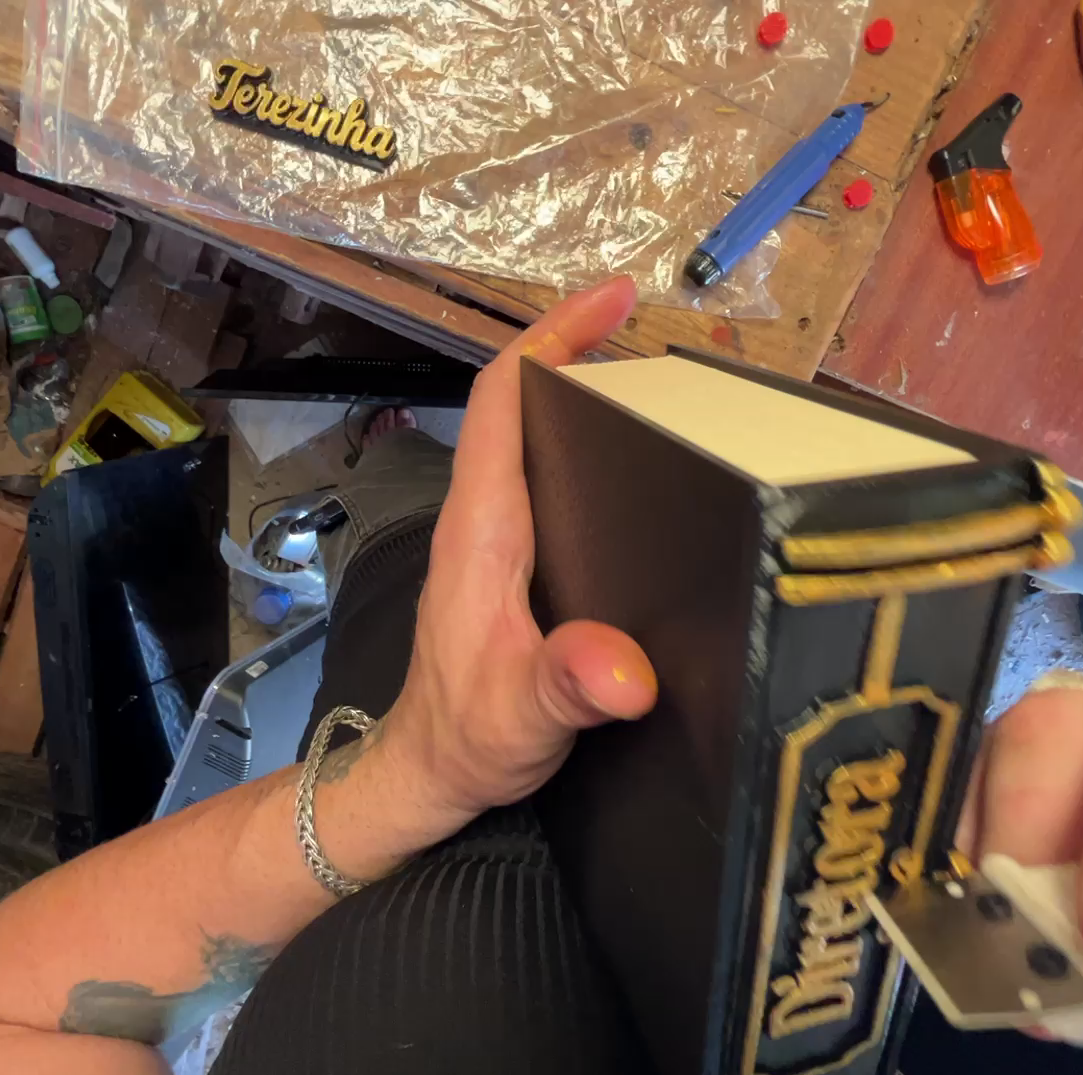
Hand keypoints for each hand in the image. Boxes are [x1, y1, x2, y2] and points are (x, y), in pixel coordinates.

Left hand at [379, 277, 658, 819]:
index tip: (612, 300)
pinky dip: (582, 455)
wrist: (430, 767)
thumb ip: (564, 687)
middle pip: (518, 408)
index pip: (503, 403)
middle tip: (645, 333)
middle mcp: (483, 520)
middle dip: (572, 353)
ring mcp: (494, 541)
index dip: (550, 339)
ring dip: (578, 401)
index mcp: (482, 529)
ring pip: (531, 444)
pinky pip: (544, 485)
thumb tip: (623, 669)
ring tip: (652, 388)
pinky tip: (630, 474)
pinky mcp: (509, 564)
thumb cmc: (465, 736)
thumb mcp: (520, 716)